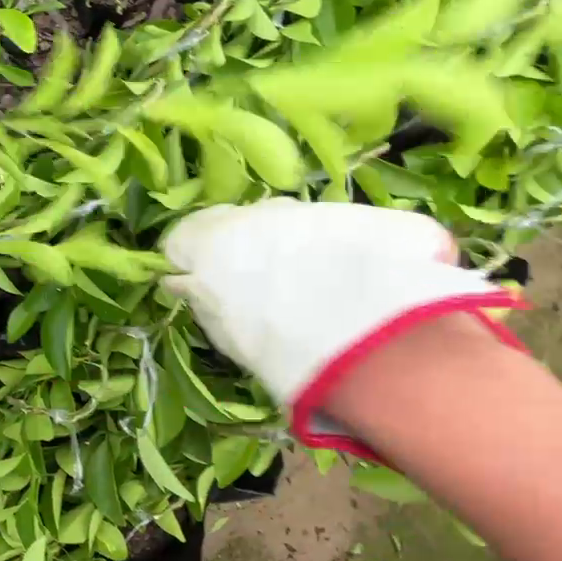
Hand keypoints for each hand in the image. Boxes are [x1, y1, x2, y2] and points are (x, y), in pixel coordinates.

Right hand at [160, 199, 523, 458]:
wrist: (377, 348)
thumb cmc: (281, 348)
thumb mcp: (223, 329)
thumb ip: (203, 298)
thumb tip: (190, 284)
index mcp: (211, 240)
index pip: (184, 237)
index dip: (195, 259)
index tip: (206, 282)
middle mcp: (258, 214)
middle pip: (242, 223)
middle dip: (249, 247)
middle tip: (268, 287)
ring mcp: (316, 212)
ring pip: (296, 222)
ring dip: (300, 246)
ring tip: (323, 288)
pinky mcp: (372, 217)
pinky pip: (352, 229)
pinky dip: (352, 250)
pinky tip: (367, 284)